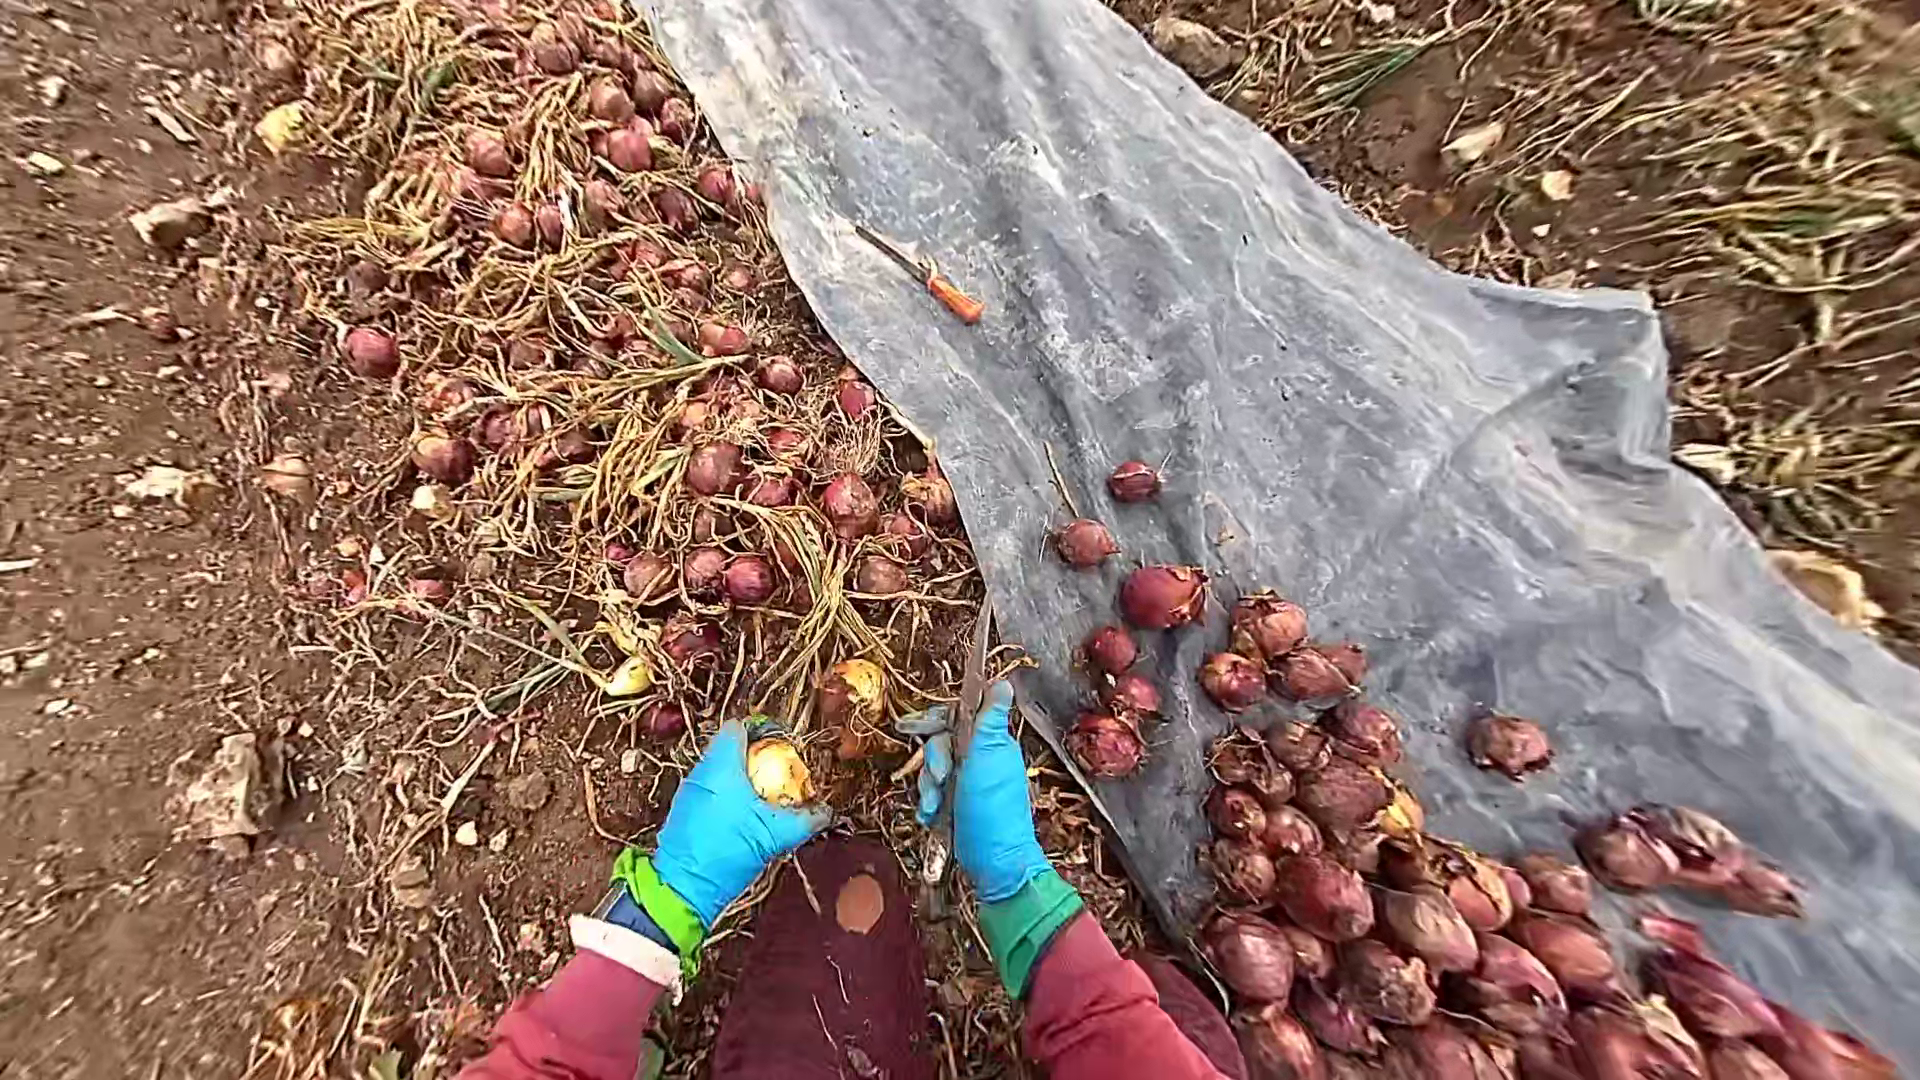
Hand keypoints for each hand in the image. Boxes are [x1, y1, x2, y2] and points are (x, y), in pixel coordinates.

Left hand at [652, 719, 831, 926]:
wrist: (682, 893)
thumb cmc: (724, 855)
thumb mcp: (774, 835)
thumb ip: (805, 820)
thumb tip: (826, 813)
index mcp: (722, 765)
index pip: (740, 726)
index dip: (763, 729)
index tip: (781, 743)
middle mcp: (701, 771)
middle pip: (731, 745)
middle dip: (757, 754)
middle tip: (778, 769)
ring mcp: (690, 791)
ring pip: (720, 767)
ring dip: (742, 774)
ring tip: (763, 793)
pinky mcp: (683, 811)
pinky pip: (710, 787)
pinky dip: (728, 792)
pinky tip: (743, 814)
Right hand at [900, 681, 1051, 901]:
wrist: (992, 861)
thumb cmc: (993, 806)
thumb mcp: (990, 755)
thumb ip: (991, 717)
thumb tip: (1002, 682)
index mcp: (990, 740)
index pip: (956, 714)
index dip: (934, 720)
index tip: (913, 726)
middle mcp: (978, 757)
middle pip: (939, 741)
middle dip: (933, 760)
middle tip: (941, 777)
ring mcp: (966, 781)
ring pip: (932, 768)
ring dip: (929, 786)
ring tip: (938, 803)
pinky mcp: (954, 803)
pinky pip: (931, 793)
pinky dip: (929, 803)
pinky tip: (933, 814)